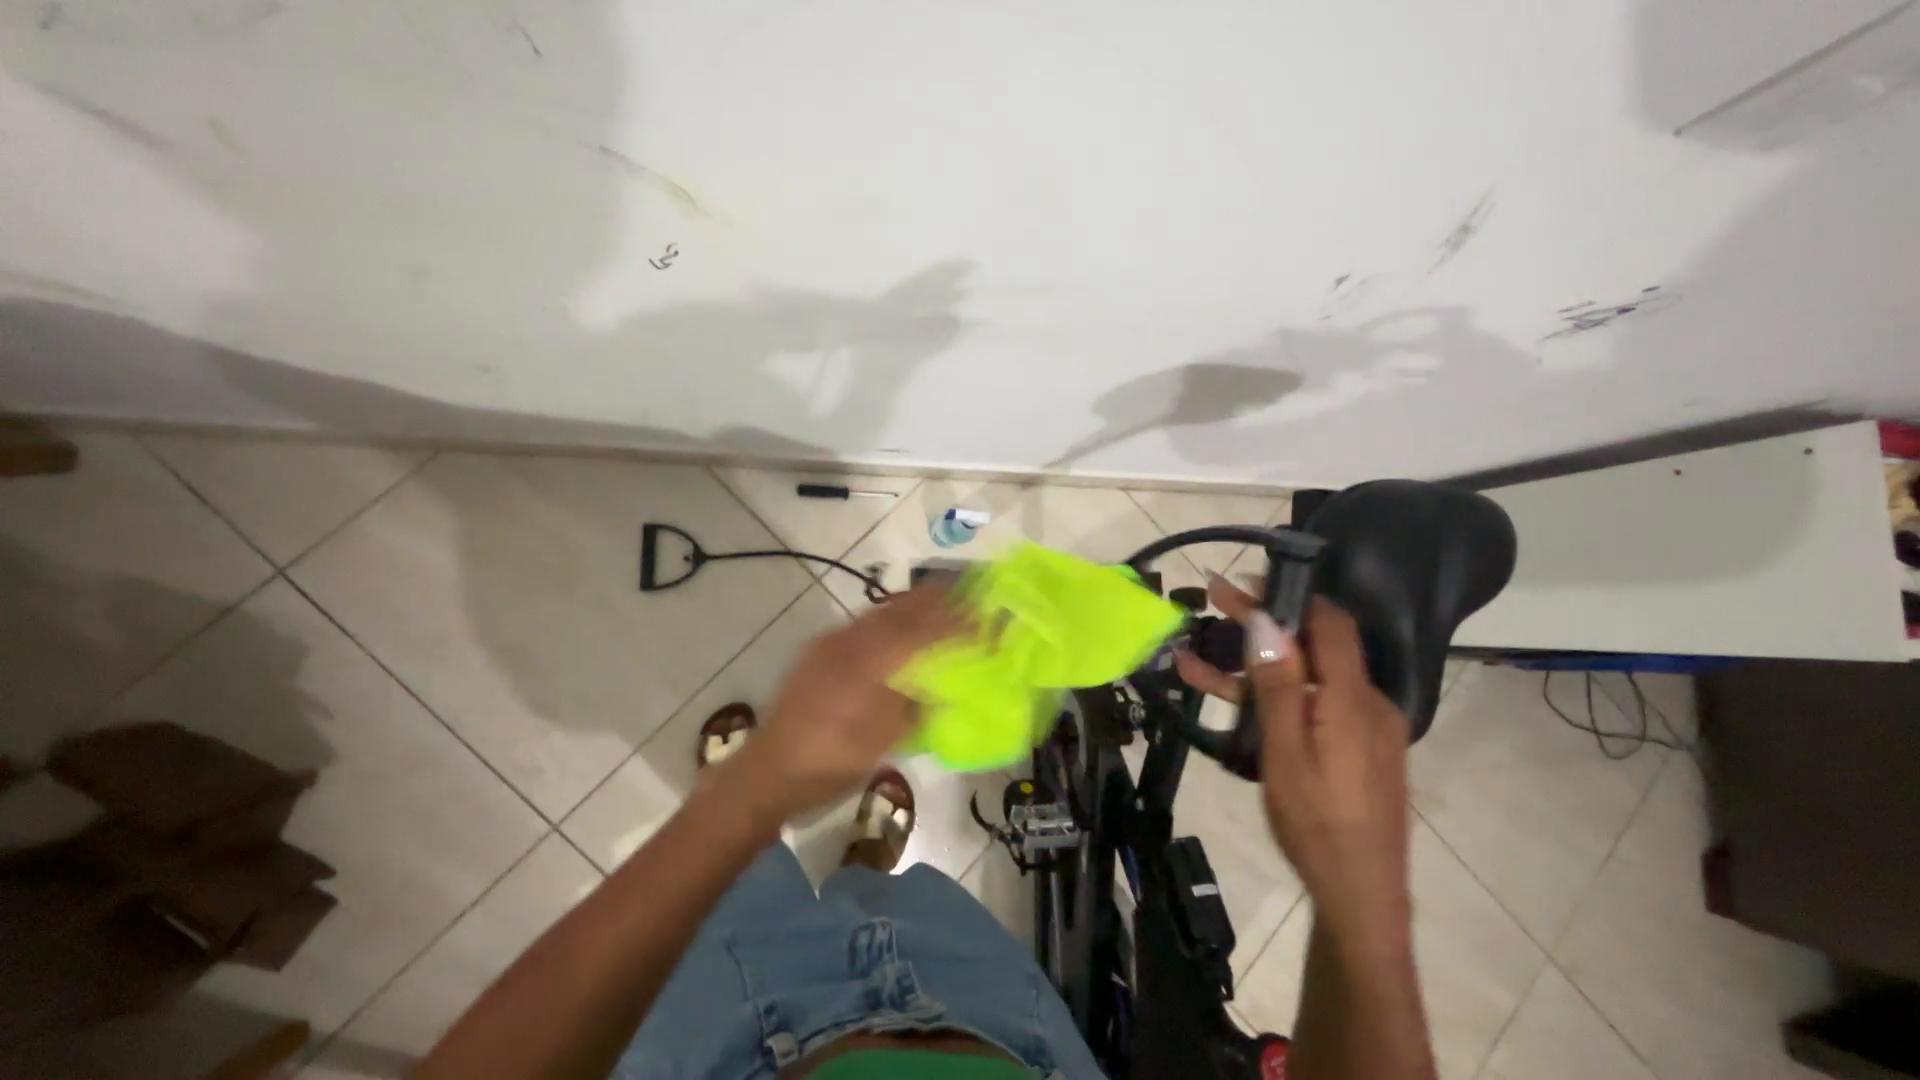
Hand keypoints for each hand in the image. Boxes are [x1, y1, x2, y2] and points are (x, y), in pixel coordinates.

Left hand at [723, 586, 963, 822]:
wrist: (767, 772)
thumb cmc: (829, 765)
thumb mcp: (882, 743)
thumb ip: (916, 708)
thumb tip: (947, 687)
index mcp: (867, 664)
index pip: (921, 630)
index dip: (955, 623)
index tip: (985, 622)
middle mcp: (848, 643)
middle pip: (900, 610)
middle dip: (937, 602)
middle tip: (970, 599)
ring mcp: (829, 645)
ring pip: (880, 614)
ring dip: (914, 607)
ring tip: (943, 606)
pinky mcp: (818, 653)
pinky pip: (863, 625)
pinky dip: (890, 621)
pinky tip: (901, 632)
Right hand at [1174, 576, 1414, 948]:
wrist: (1361, 897)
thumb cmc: (1317, 827)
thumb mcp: (1286, 755)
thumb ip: (1278, 687)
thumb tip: (1266, 622)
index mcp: (1354, 699)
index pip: (1327, 623)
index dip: (1287, 596)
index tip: (1240, 585)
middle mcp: (1368, 703)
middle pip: (1314, 647)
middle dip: (1261, 625)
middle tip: (1211, 606)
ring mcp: (1364, 727)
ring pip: (1307, 680)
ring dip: (1256, 667)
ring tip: (1194, 662)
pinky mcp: (1357, 749)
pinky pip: (1315, 707)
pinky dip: (1276, 698)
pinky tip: (1233, 703)